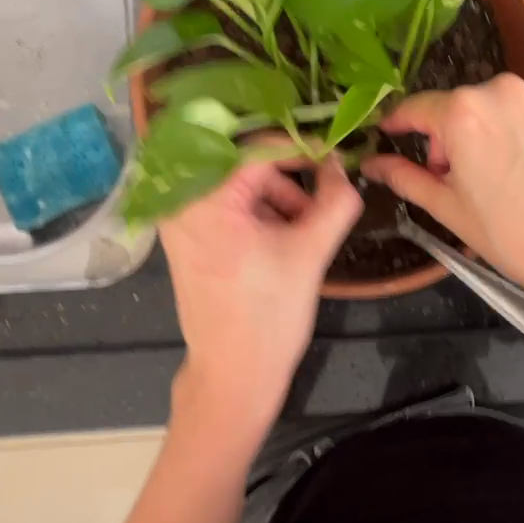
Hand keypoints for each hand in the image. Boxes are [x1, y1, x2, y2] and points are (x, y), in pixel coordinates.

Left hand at [161, 157, 359, 431]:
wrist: (234, 373)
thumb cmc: (269, 315)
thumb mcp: (310, 253)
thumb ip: (335, 201)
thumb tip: (342, 166)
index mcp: (205, 199)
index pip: (259, 149)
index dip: (304, 149)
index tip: (338, 155)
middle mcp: (181, 200)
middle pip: (244, 164)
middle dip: (289, 178)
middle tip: (324, 199)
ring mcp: (180, 220)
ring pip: (237, 185)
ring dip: (277, 197)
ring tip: (306, 228)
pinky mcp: (187, 238)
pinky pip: (227, 206)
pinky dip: (259, 213)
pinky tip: (284, 239)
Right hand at [362, 74, 523, 314]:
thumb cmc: (505, 233)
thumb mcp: (445, 207)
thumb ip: (404, 176)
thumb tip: (371, 163)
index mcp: (462, 113)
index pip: (417, 108)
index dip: (400, 123)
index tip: (390, 133)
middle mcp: (500, 89)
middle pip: (460, 105)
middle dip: (451, 136)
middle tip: (459, 177)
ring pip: (497, 103)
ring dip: (489, 128)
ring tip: (499, 170)